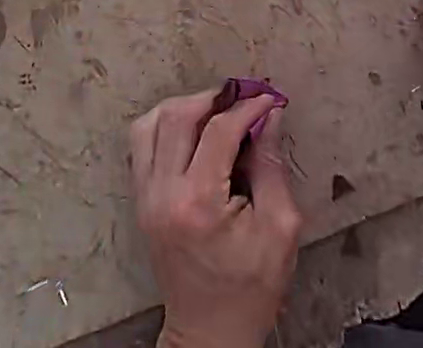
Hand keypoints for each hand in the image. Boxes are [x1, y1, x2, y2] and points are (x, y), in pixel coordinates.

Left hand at [130, 89, 301, 347]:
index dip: (249, 106)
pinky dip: (168, 126)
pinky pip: (142, 145)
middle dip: (215, 97)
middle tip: (245, 100)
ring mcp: (145, 199)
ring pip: (149, 124)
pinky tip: (197, 133)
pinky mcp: (141, 202)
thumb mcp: (280, 224)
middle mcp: (162, 196)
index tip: (272, 100)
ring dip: (186, 107)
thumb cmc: (253, 285)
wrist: (211, 333)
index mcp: (198, 204)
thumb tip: (270, 115)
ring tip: (219, 112)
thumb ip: (271, 164)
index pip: (219, 130)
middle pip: (176, 116)